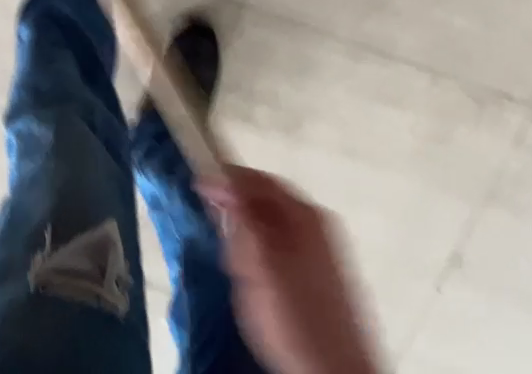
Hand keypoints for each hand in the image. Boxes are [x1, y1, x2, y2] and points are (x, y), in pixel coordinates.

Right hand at [200, 167, 380, 373]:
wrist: (334, 372)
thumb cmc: (293, 318)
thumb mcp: (257, 265)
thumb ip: (240, 218)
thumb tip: (221, 180)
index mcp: (304, 214)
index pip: (257, 179)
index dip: (225, 178)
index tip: (197, 187)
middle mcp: (317, 222)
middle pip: (267, 197)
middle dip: (237, 203)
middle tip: (210, 218)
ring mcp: (322, 246)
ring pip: (274, 221)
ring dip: (248, 225)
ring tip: (228, 246)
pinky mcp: (320, 270)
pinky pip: (283, 241)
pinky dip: (261, 244)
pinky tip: (252, 269)